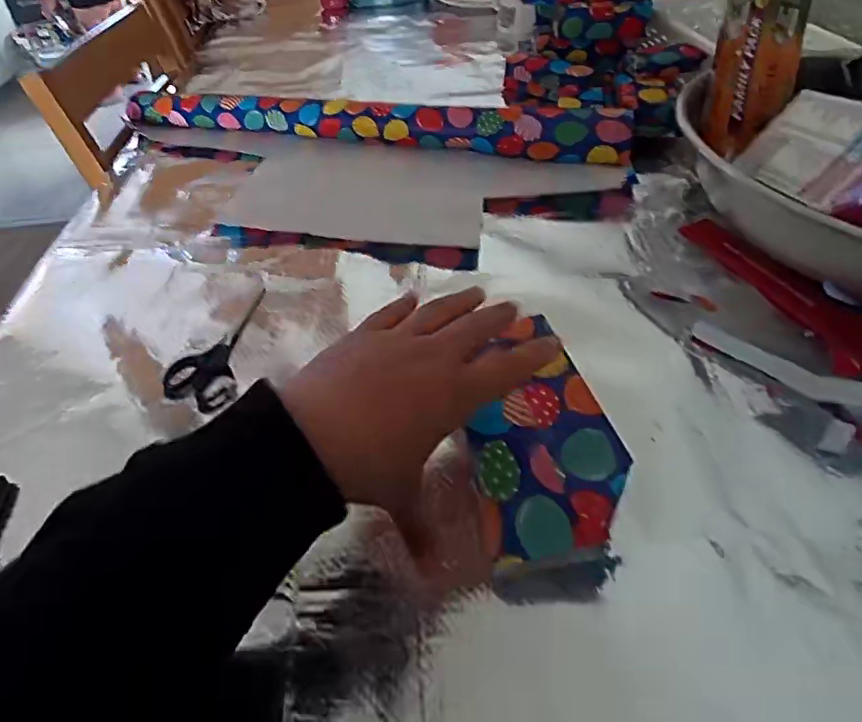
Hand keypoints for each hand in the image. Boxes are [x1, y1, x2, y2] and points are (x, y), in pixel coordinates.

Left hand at [278, 288, 559, 555]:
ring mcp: (398, 340)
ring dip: (460, 302)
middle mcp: (433, 358)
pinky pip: (392, 313)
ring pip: (438, 313)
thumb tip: (432, 569)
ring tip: (477, 293)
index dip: (532, 354)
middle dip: (498, 319)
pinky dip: (406, 304)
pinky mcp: (365, 334)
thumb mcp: (400, 495)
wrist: (310, 435)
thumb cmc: (367, 466)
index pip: (505, 369)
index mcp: (453, 394)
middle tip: (515, 309)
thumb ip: (421, 526)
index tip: (551, 340)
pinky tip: (413, 298)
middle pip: (476, 330)